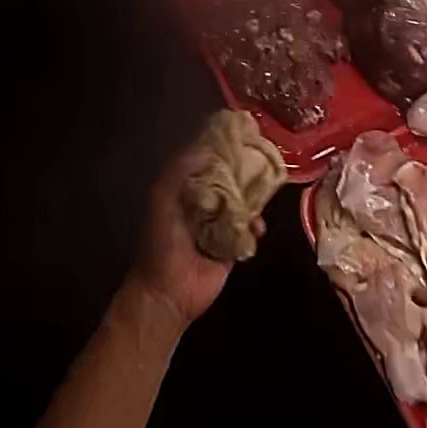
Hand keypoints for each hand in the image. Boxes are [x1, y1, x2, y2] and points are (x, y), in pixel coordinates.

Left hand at [125, 148, 264, 329]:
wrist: (168, 292)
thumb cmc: (162, 241)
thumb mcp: (162, 199)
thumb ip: (178, 172)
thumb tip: (206, 147)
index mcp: (189, 190)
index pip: (212, 163)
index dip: (226, 150)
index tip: (245, 136)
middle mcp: (207, 204)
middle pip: (232, 181)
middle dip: (247, 173)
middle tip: (264, 162)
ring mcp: (222, 225)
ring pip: (245, 203)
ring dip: (255, 199)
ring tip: (263, 194)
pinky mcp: (234, 245)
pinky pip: (251, 229)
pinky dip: (256, 226)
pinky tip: (256, 227)